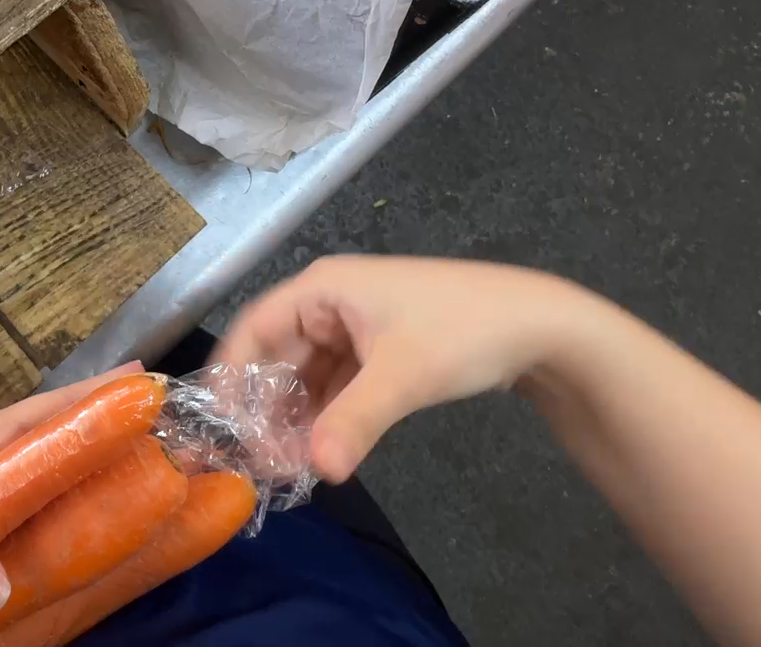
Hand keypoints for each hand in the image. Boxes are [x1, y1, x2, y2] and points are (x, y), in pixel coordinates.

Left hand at [0, 362, 144, 612]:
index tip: (147, 379)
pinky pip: (28, 529)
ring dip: (91, 486)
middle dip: (112, 440)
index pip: (50, 409)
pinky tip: (78, 554)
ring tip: (141, 498)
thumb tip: (1, 589)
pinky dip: (57, 531)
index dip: (98, 395)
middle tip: (168, 449)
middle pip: (63, 446)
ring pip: (50, 488)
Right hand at [213, 255, 612, 480]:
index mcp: (320, 289)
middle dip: (267, 404)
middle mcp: (326, 304)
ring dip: (296, 415)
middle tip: (259, 458)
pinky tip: (318, 448)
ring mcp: (351, 327)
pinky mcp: (373, 349)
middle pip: (278, 354)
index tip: (219, 421)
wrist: (542, 324)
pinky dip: (325, 413)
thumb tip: (316, 471)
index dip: (232, 371)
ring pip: (305, 373)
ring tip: (285, 464)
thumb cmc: (460, 331)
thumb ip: (354, 421)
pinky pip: (334, 382)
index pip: (255, 326)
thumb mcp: (403, 376)